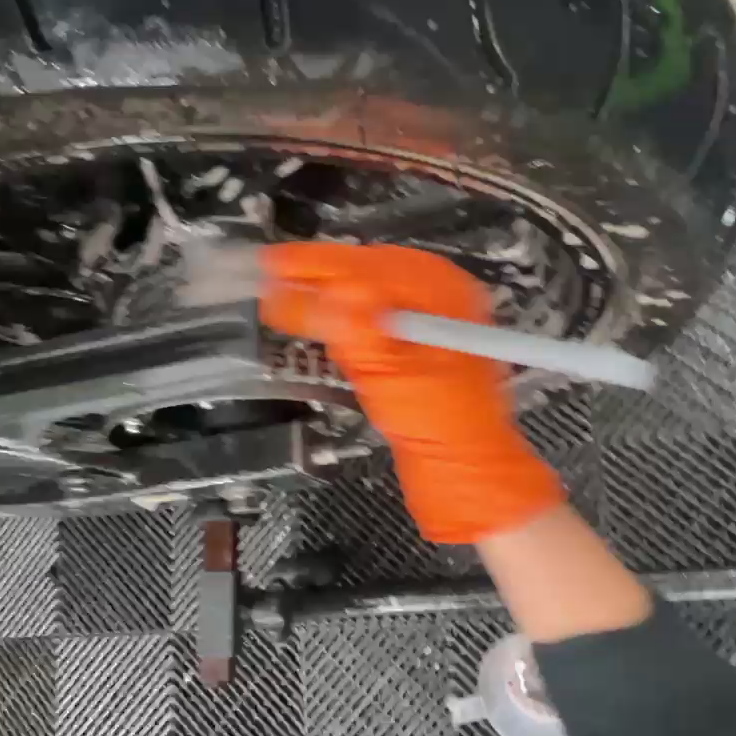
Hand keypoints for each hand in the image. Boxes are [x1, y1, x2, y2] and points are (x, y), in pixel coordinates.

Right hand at [260, 241, 563, 543]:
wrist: (466, 471)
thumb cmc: (441, 426)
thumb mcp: (390, 376)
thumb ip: (355, 330)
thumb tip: (322, 291)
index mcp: (443, 294)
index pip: (369, 264)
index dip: (317, 264)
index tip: (273, 266)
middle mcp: (440, 300)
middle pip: (370, 269)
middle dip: (320, 271)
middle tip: (270, 272)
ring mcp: (431, 323)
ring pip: (370, 291)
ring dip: (329, 289)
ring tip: (285, 289)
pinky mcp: (418, 349)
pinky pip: (376, 316)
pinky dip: (345, 313)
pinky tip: (320, 316)